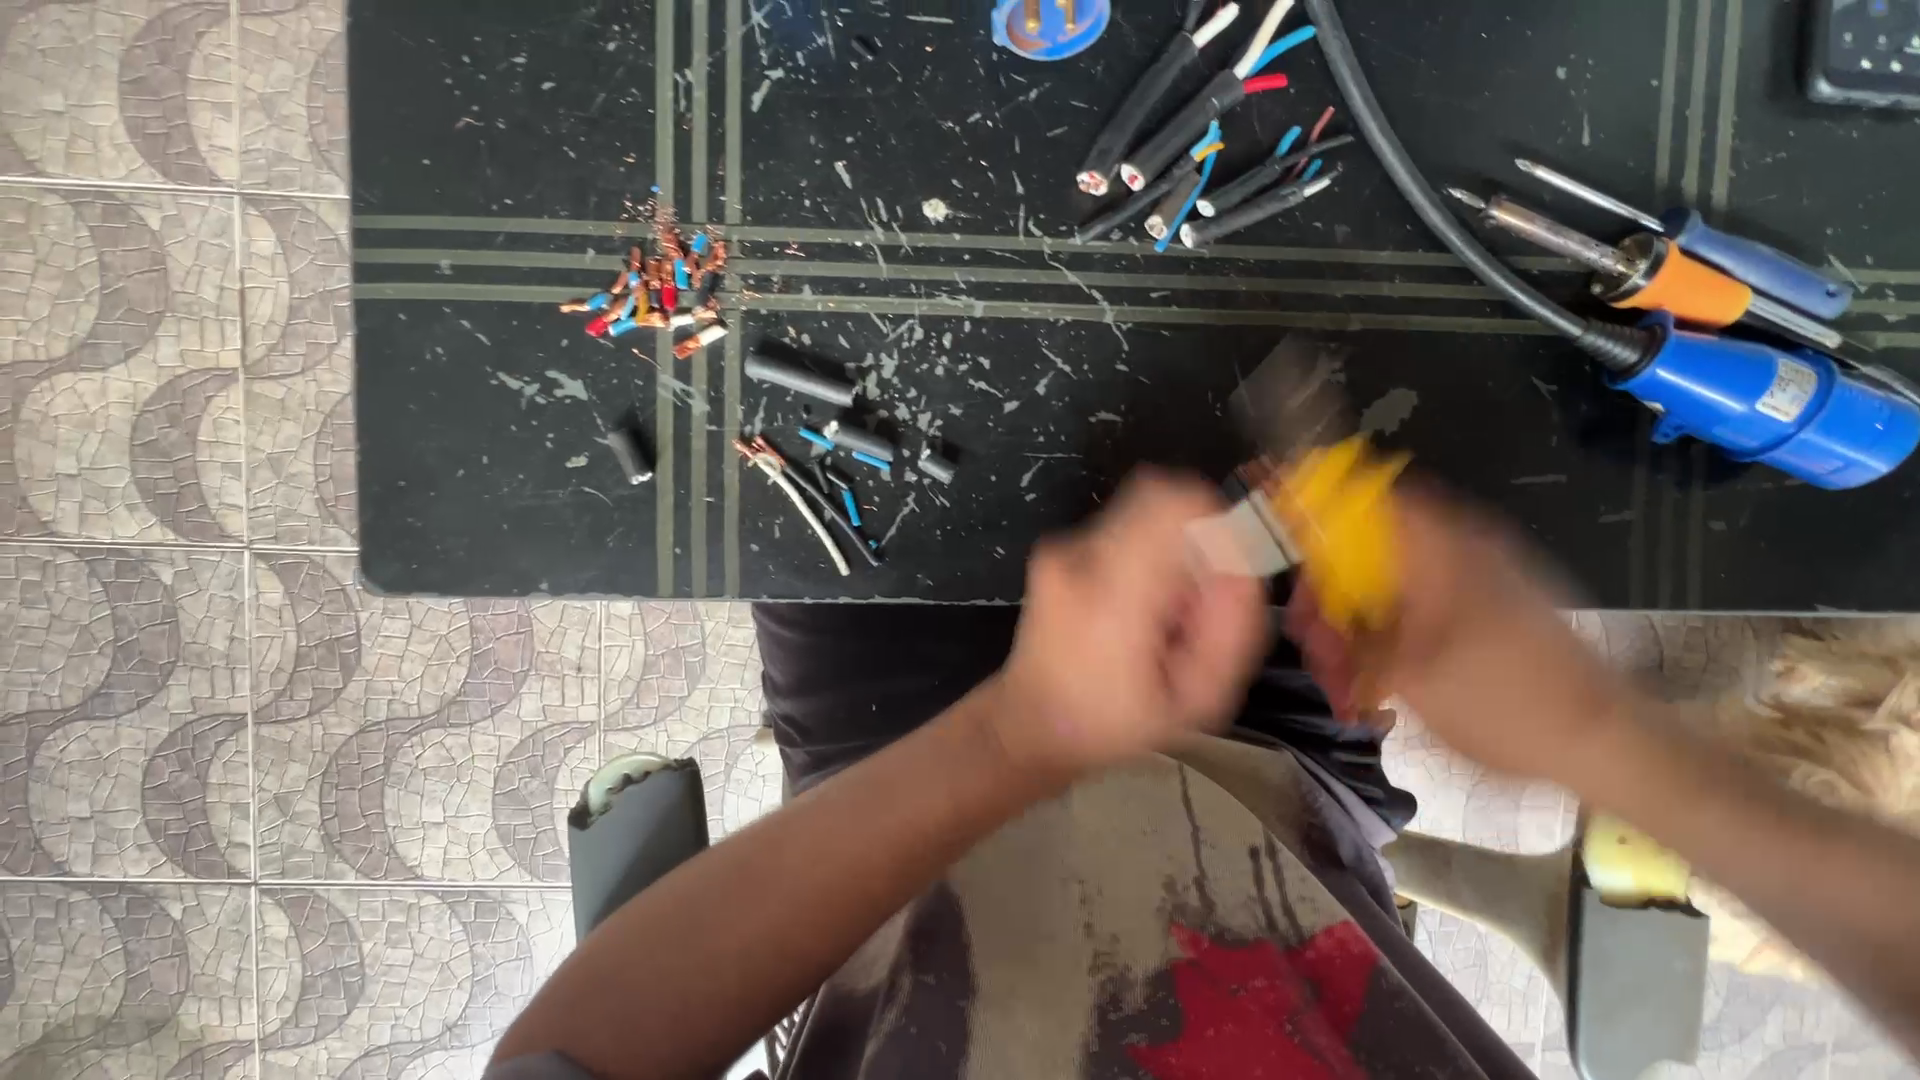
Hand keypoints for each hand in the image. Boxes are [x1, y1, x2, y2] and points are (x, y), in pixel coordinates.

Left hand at [990, 469, 1269, 780]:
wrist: (1028, 723)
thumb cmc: (1112, 722)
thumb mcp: (1196, 699)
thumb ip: (1232, 627)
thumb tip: (1243, 564)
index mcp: (1114, 594)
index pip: (1173, 503)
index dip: (1214, 520)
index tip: (1222, 566)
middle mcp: (1080, 555)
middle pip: (1161, 498)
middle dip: (1194, 540)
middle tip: (1190, 601)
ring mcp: (1061, 549)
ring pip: (1141, 513)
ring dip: (1167, 552)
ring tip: (1158, 614)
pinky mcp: (1055, 550)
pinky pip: (1118, 531)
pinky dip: (1140, 559)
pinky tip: (1132, 609)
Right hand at [1288, 486, 1644, 785]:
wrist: (1605, 744)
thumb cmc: (1505, 702)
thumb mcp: (1411, 670)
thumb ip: (1352, 621)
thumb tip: (1307, 581)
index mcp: (1441, 549)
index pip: (1361, 495)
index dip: (1310, 497)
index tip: (1271, 516)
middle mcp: (1454, 552)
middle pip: (1364, 547)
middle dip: (1325, 593)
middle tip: (1310, 641)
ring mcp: (1468, 583)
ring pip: (1382, 585)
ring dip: (1349, 629)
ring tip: (1340, 682)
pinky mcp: (1477, 613)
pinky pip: (1410, 611)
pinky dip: (1382, 641)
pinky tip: (1370, 686)